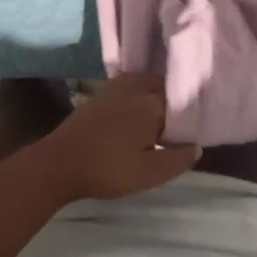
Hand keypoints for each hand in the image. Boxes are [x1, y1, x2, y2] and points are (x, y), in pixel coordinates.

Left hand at [30, 73, 200, 201]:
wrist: (58, 164)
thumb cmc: (107, 169)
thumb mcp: (149, 173)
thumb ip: (178, 159)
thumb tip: (196, 146)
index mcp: (150, 104)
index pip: (182, 99)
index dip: (193, 112)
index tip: (198, 126)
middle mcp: (134, 88)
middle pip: (163, 86)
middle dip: (175, 100)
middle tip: (182, 124)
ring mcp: (112, 89)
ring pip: (144, 83)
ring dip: (155, 95)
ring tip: (161, 118)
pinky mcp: (97, 96)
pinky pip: (127, 87)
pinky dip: (137, 94)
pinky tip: (137, 113)